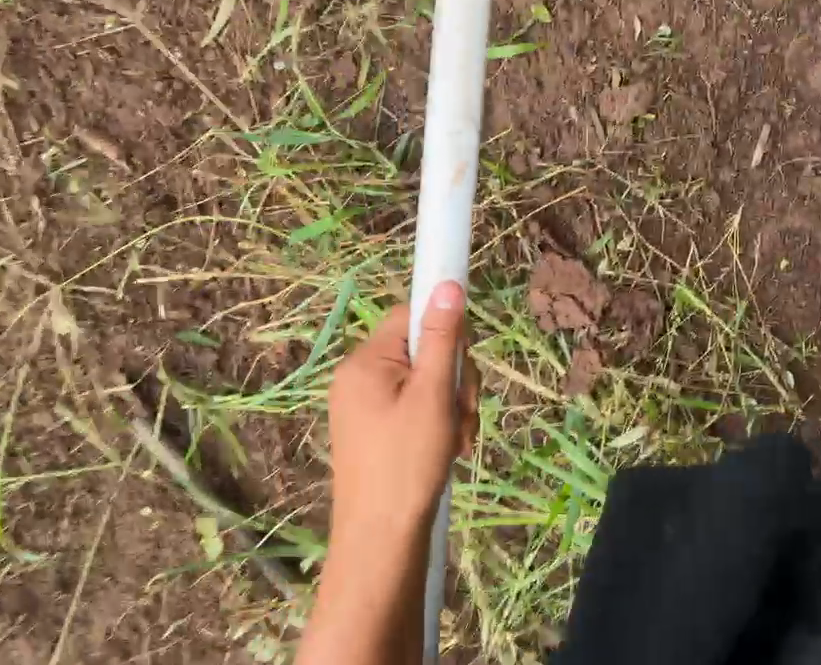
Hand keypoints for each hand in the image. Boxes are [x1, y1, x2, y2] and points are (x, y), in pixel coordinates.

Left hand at [326, 281, 478, 537]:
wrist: (382, 536)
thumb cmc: (407, 460)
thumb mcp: (433, 394)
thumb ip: (442, 337)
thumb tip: (447, 285)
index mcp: (365, 363)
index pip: (412, 315)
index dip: (444, 331)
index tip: (459, 362)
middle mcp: (359, 377)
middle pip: (425, 347)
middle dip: (454, 377)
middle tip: (461, 410)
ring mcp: (367, 403)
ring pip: (429, 377)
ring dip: (453, 402)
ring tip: (456, 436)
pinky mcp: (377, 425)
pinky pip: (419, 402)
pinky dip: (441, 419)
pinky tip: (449, 444)